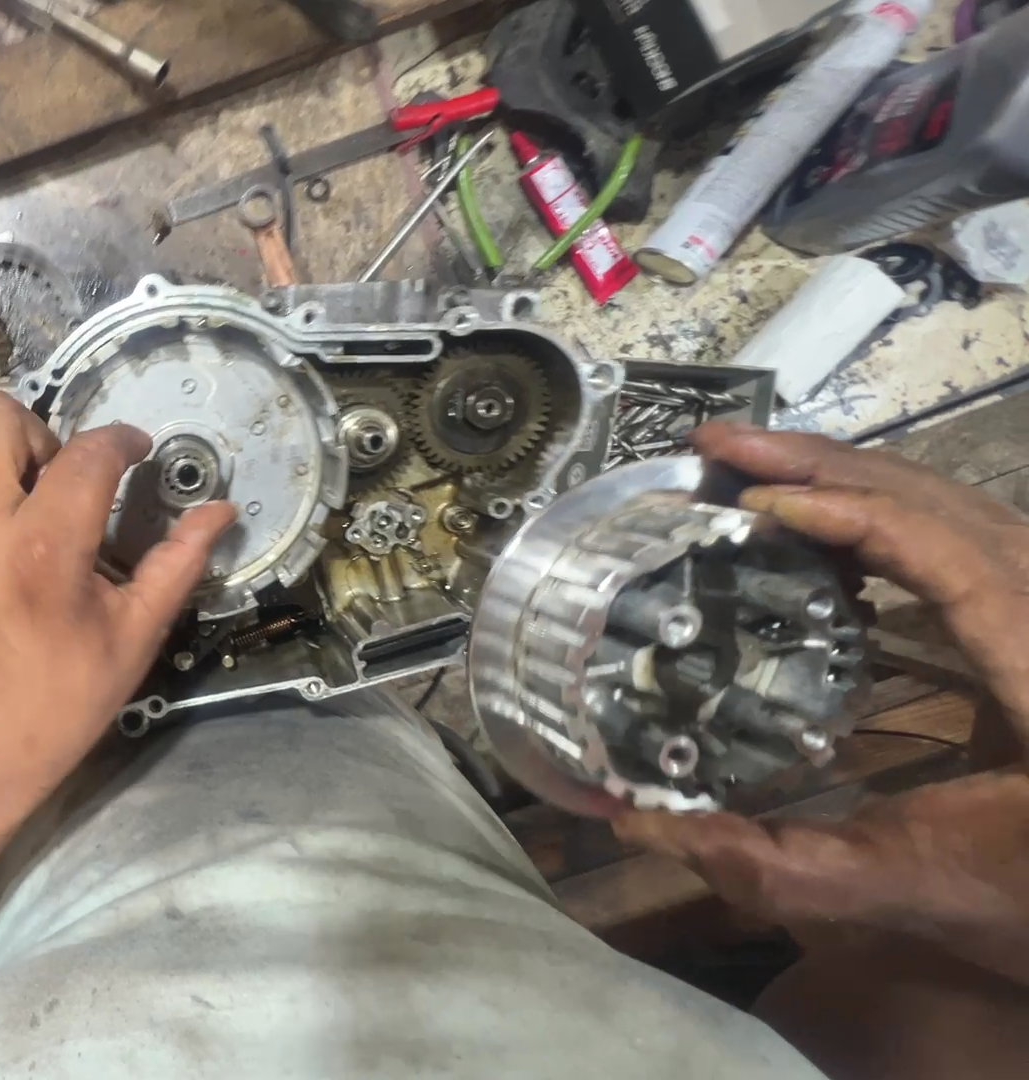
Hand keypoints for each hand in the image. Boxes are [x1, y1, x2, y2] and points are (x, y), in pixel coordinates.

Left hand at [0, 391, 236, 828]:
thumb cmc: (60, 701)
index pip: (86, 456)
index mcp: (44, 552)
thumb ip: (177, 563)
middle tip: (61, 476)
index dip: (122, 441)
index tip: (137, 453)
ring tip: (18, 485)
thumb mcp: (133, 636)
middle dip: (39, 428)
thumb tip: (222, 510)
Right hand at [611, 423, 1028, 982]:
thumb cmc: (1028, 897)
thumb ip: (772, 865)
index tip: (751, 502)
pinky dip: (870, 510)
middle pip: (953, 506)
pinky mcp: (1025, 625)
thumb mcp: (907, 888)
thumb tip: (634, 822)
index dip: (854, 517)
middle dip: (826, 464)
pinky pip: (954, 537)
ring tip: (745, 461)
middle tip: (719, 444)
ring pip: (957, 509)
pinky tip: (806, 516)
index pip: (959, 558)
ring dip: (842, 474)